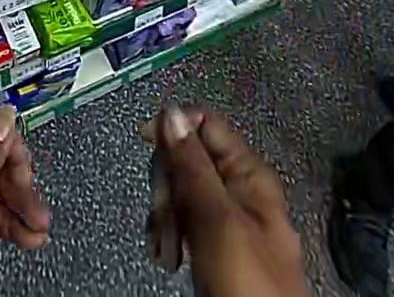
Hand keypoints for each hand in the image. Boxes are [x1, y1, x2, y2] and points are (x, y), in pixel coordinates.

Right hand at [147, 105, 309, 296]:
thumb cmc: (248, 284)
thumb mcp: (218, 220)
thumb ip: (193, 165)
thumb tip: (172, 114)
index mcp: (249, 173)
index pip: (205, 124)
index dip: (174, 127)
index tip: (145, 140)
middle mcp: (238, 189)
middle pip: (187, 159)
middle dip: (167, 185)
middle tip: (165, 218)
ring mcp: (226, 219)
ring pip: (180, 192)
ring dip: (165, 218)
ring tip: (168, 251)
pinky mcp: (213, 245)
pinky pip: (182, 222)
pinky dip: (169, 237)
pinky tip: (168, 258)